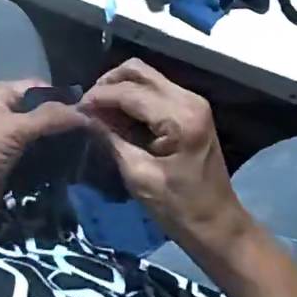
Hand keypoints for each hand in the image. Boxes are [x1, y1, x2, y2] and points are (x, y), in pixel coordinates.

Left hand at [0, 80, 89, 235]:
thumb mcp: (12, 130)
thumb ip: (49, 118)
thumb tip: (87, 112)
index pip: (36, 87)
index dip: (61, 98)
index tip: (91, 112)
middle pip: (39, 110)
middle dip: (63, 121)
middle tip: (95, 133)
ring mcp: (3, 139)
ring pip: (39, 135)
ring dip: (59, 143)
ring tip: (89, 149)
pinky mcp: (8, 164)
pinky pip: (35, 156)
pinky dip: (52, 159)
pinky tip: (73, 165)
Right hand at [81, 60, 248, 246]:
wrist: (219, 226)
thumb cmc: (180, 209)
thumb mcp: (138, 176)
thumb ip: (111, 138)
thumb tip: (84, 115)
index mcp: (180, 117)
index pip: (129, 92)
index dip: (99, 96)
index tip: (76, 108)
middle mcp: (188, 99)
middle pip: (138, 70)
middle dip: (108, 83)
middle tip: (88, 105)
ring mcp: (192, 101)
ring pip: (145, 75)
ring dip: (120, 87)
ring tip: (99, 110)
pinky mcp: (191, 108)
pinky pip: (154, 88)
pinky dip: (133, 95)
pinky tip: (118, 114)